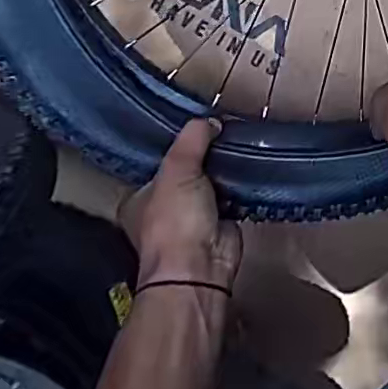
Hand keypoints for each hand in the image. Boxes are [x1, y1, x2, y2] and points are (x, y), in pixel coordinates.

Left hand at [119, 118, 241, 287]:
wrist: (200, 270)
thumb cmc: (175, 221)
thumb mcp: (177, 167)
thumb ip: (192, 138)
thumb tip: (211, 120)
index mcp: (140, 196)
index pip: (155, 159)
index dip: (173, 139)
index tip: (193, 119)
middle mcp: (163, 206)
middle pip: (186, 167)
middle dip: (203, 150)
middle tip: (220, 124)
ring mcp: (192, 216)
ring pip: (210, 179)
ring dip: (223, 164)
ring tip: (237, 137)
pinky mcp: (220, 222)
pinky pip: (231, 193)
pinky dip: (238, 181)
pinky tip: (247, 160)